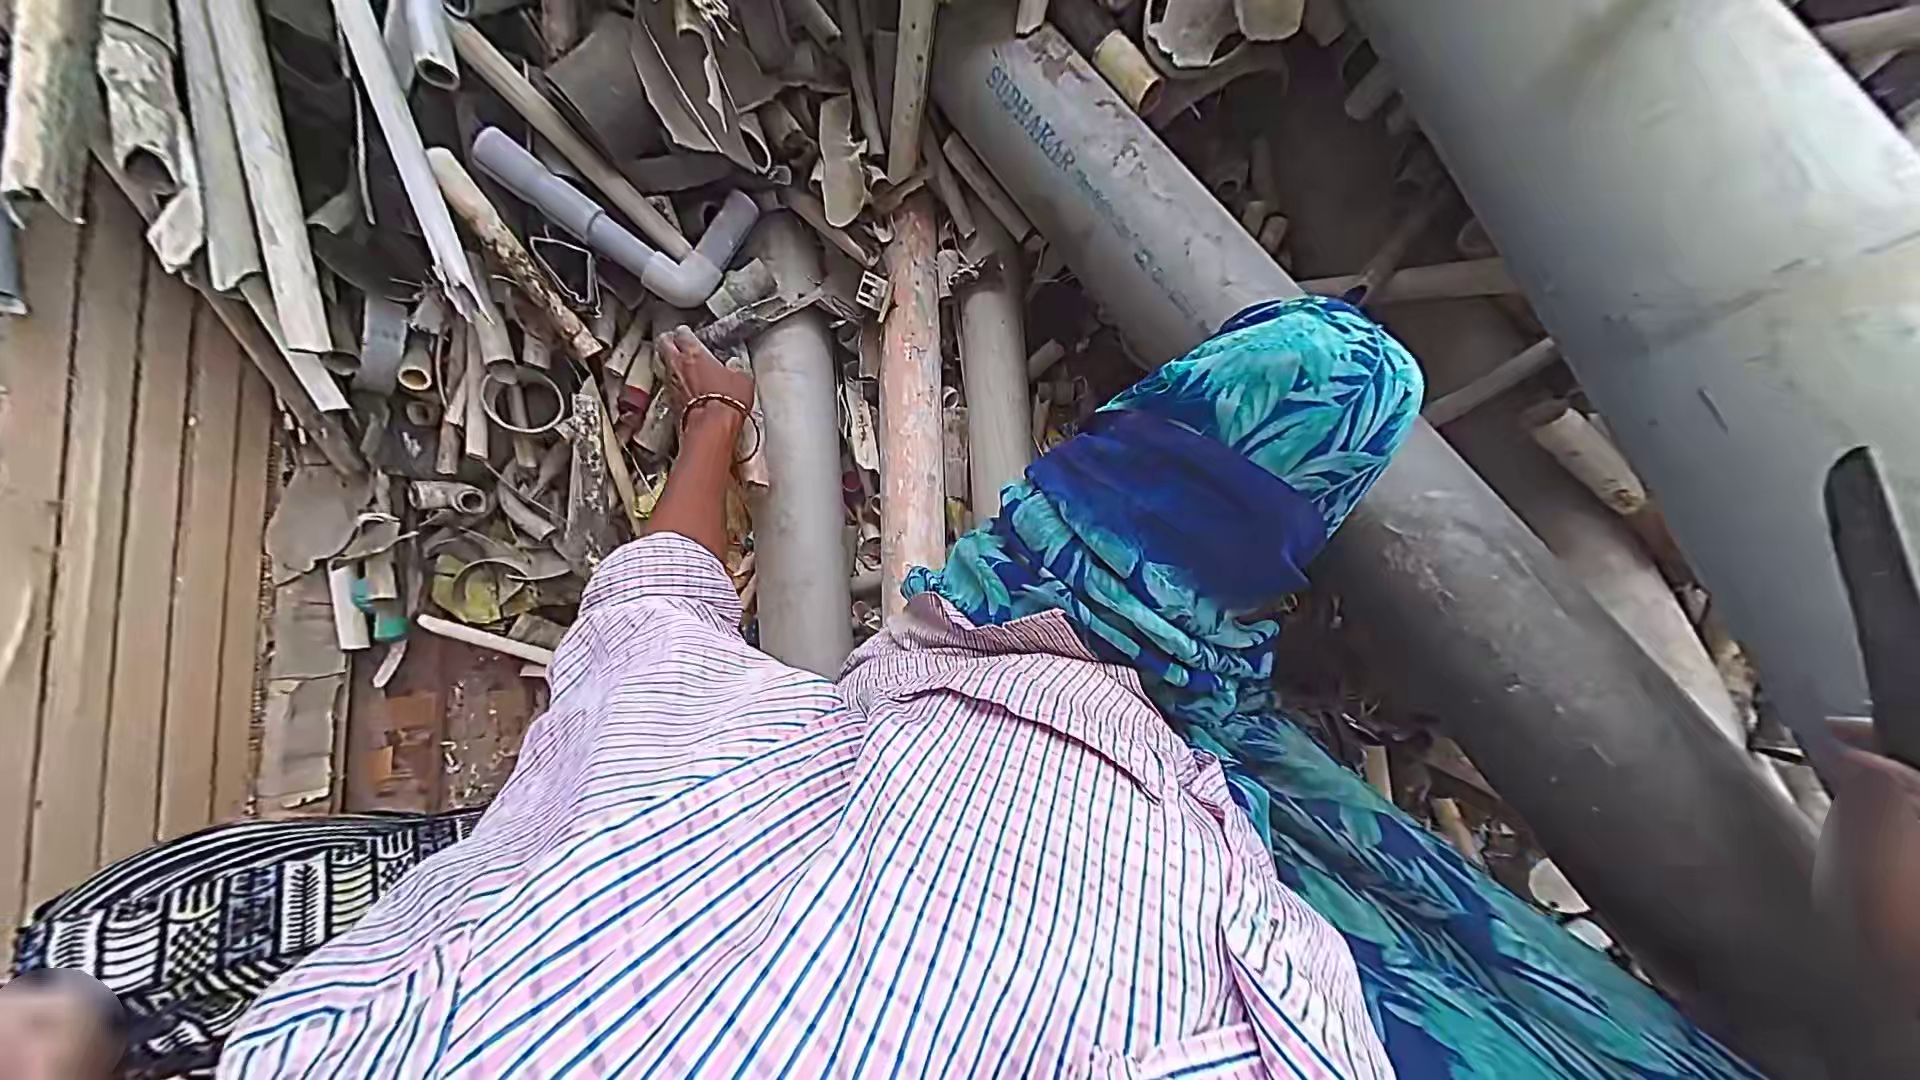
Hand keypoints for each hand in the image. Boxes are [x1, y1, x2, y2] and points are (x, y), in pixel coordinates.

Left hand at [657, 325, 753, 419]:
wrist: (711, 427)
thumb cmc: (726, 401)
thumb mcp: (742, 380)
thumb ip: (737, 368)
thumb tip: (736, 364)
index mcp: (694, 354)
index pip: (683, 334)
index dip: (685, 333)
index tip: (689, 334)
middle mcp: (677, 365)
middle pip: (663, 344)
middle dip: (668, 342)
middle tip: (674, 343)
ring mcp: (671, 383)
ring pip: (660, 363)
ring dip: (666, 362)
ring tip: (675, 364)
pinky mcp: (669, 401)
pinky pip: (666, 385)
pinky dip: (671, 382)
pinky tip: (679, 386)